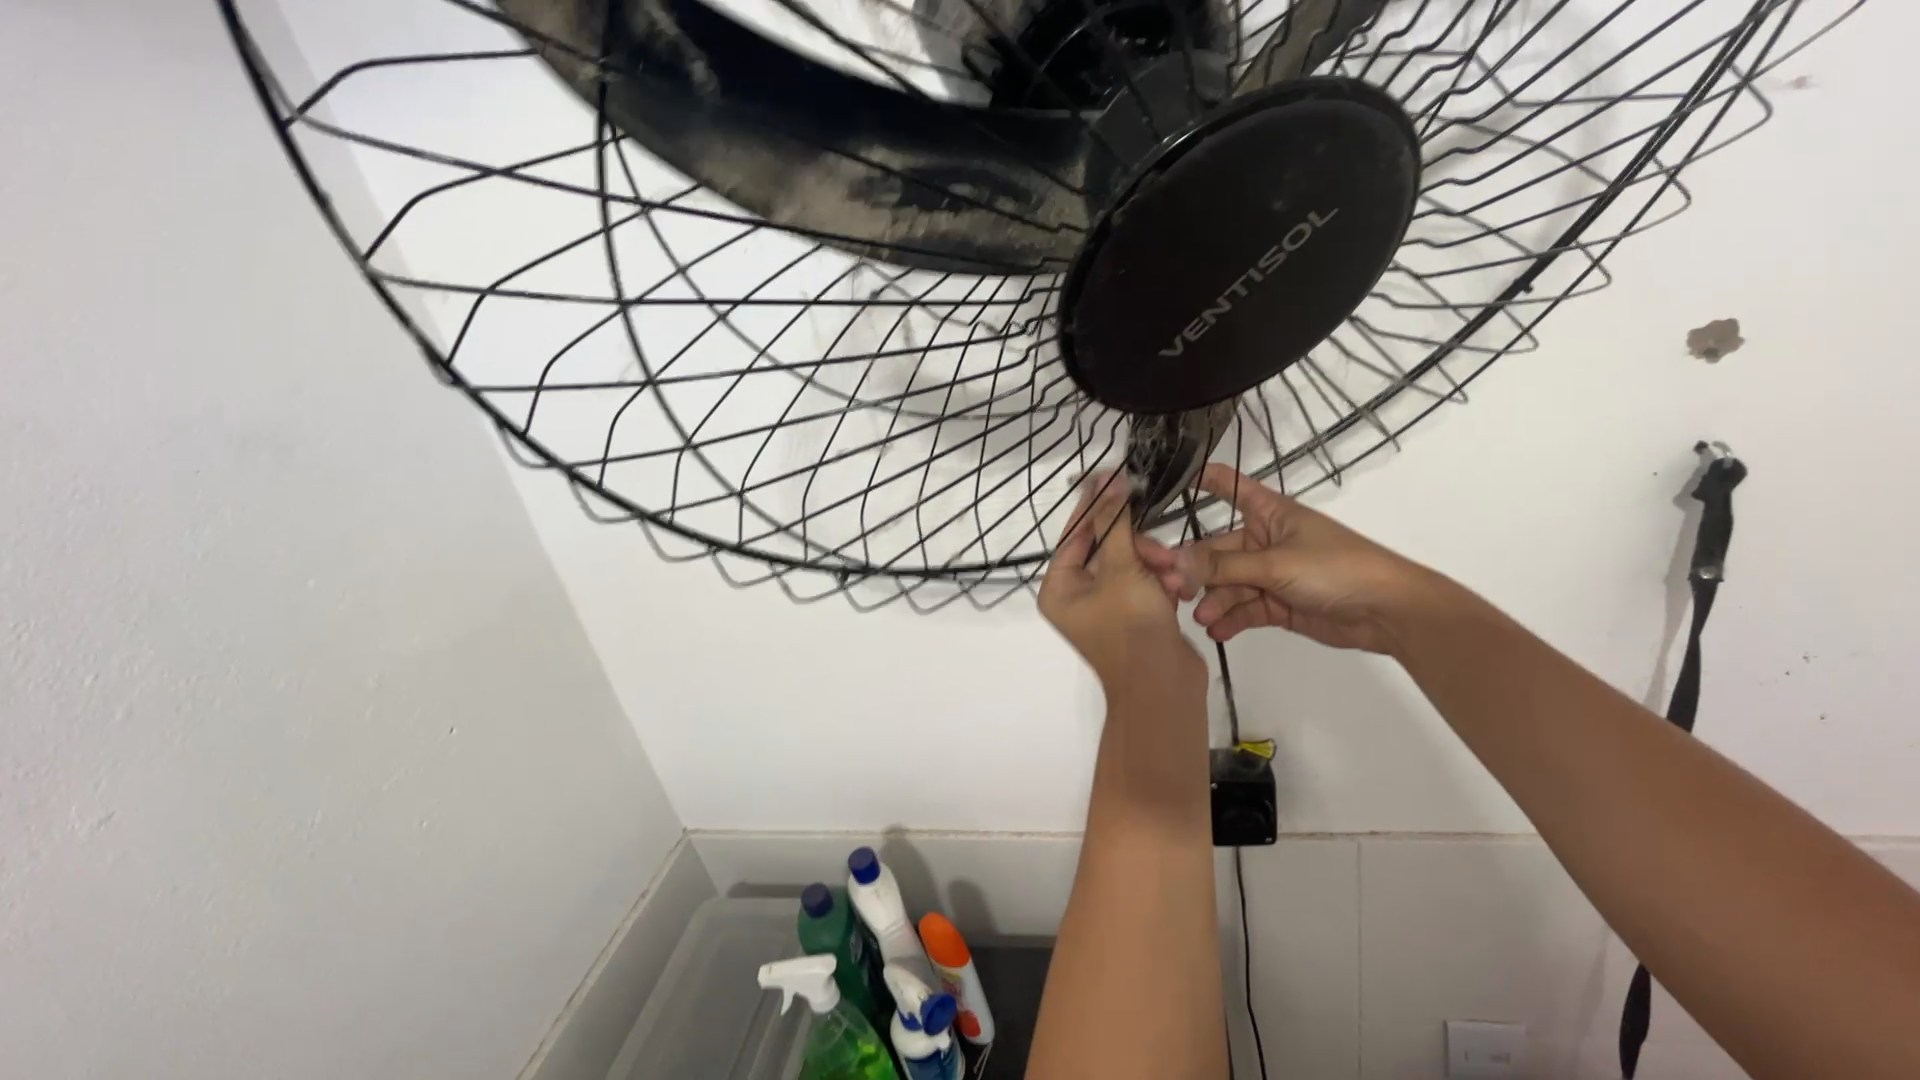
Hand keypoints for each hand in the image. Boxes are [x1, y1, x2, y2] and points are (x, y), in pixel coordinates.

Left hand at [1040, 473, 1203, 688]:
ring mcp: (1108, 606)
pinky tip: (1179, 590)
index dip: (1096, 505)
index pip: (1075, 533)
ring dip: (1156, 565)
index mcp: (1059, 587)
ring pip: (1132, 563)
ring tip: (1174, 578)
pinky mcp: (1135, 614)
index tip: (1113, 475)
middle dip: (1138, 546)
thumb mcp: (1121, 570)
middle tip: (1159, 553)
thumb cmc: (1131, 628)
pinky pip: (1147, 582)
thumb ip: (1115, 524)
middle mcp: (1078, 595)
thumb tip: (1107, 483)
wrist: (1164, 688)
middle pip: (1107, 547)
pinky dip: (1163, 582)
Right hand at [1136, 464, 1446, 653]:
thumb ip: (1222, 566)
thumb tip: (1172, 561)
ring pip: (1228, 584)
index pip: (1230, 486)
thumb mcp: (1275, 565)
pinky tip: (1218, 630)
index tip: (1166, 483)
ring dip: (1213, 600)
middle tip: (1169, 587)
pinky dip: (1230, 619)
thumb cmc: (1335, 568)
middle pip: (1217, 549)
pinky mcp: (1277, 604)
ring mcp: (1271, 574)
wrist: (1388, 612)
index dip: (1202, 480)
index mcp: (1269, 513)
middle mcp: (1265, 540)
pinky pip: (1244, 609)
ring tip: (1202, 618)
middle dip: (1194, 569)